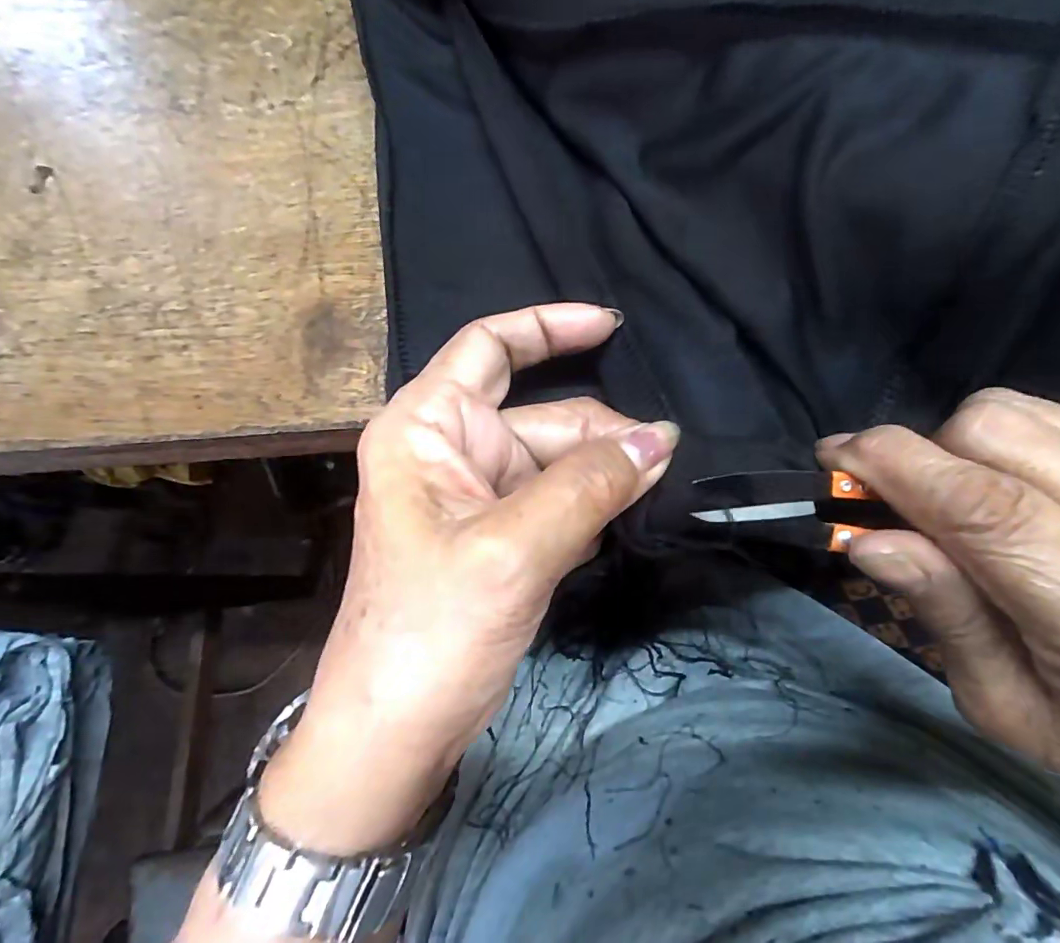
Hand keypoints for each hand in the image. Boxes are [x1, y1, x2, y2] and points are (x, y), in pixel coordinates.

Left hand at [260, 304, 676, 852]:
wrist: (396, 734)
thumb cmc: (432, 631)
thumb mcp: (514, 549)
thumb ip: (590, 486)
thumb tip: (662, 438)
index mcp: (427, 428)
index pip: (488, 347)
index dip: (548, 326)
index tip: (610, 325)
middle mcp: (451, 451)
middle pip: (542, 412)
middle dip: (602, 430)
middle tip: (664, 456)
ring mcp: (479, 497)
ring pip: (560, 461)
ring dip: (607, 471)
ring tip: (657, 485)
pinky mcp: (503, 537)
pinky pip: (562, 499)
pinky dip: (597, 502)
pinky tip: (631, 513)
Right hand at [819, 389, 1059, 822]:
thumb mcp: (1006, 708)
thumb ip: (944, 613)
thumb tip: (868, 537)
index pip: (1003, 520)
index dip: (908, 474)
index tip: (838, 456)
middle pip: (1008, 438)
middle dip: (930, 456)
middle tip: (909, 502)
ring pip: (1030, 414)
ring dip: (970, 448)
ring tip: (978, 505)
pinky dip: (1021, 449)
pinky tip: (1039, 497)